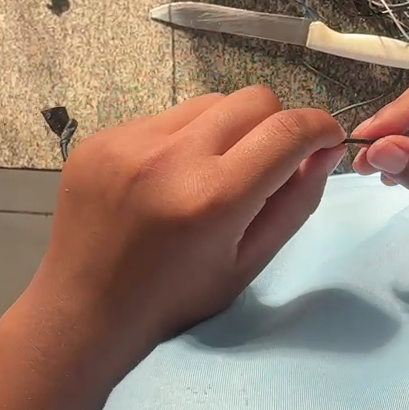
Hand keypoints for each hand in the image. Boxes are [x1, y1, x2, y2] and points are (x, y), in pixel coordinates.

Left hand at [22, 87, 344, 357]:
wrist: (82, 310)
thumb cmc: (176, 297)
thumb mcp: (250, 262)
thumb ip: (296, 202)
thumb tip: (326, 151)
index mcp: (214, 198)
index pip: (288, 131)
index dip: (320, 127)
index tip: (326, 140)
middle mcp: (172, 157)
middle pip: (254, 99)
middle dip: (276, 124)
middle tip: (265, 163)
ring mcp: (130, 141)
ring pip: (211, 102)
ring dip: (229, 127)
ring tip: (210, 171)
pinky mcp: (103, 136)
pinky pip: (168, 116)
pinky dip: (184, 138)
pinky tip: (166, 178)